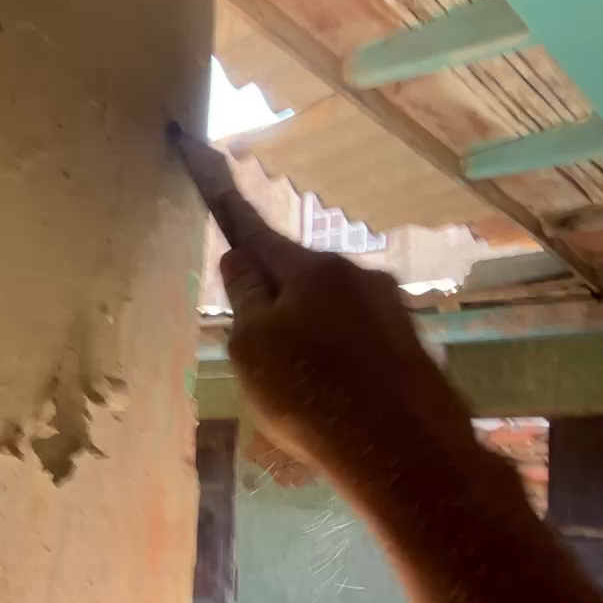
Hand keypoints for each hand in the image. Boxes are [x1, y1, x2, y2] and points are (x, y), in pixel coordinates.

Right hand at [169, 126, 477, 491]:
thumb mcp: (251, 346)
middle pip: (290, 273)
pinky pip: (348, 334)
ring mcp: (387, 307)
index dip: (221, 197)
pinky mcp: (405, 342)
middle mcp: (355, 275)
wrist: (400, 452)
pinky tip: (321, 394)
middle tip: (247, 349)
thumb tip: (239, 258)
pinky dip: (325, 353)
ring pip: (320, 307)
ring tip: (286, 385)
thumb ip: (243, 298)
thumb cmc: (307, 393)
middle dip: (264, 295)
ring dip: (296, 330)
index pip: (252, 227)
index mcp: (310, 270)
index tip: (197, 151)